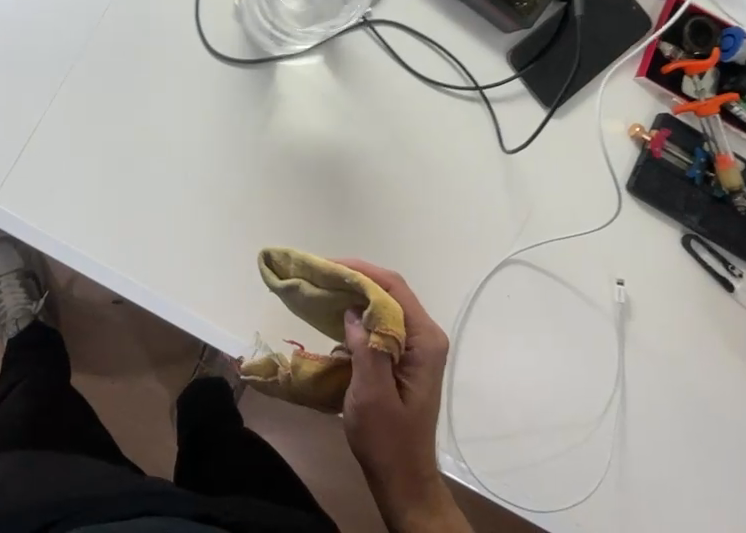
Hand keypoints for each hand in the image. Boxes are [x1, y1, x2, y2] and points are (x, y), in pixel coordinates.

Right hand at [337, 259, 468, 532]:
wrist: (403, 479)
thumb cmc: (388, 441)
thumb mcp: (372, 394)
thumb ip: (366, 347)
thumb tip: (351, 310)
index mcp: (424, 341)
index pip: (394, 289)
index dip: (362, 271)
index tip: (328, 266)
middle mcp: (425, 337)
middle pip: (390, 292)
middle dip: (356, 278)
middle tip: (320, 274)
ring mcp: (416, 348)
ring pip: (385, 306)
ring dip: (355, 294)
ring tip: (323, 287)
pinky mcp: (404, 358)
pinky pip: (382, 324)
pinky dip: (358, 315)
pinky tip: (335, 316)